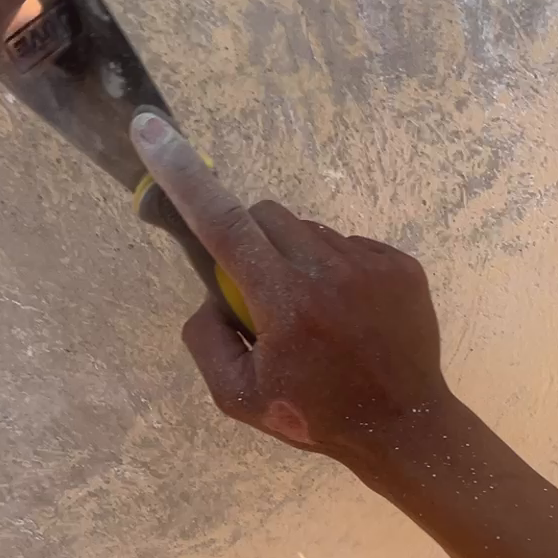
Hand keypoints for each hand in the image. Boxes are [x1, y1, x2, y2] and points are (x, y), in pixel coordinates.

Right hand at [131, 110, 452, 465]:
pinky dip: (338, 268)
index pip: (224, 225)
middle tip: (263, 290)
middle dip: (251, 239)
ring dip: (296, 258)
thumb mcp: (239, 398)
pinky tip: (350, 313)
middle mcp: (330, 271)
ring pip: (312, 232)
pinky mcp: (403, 267)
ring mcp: (373, 265)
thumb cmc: (317, 416)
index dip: (184, 177)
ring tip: (316, 313)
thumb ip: (206, 340)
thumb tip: (209, 296)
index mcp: (285, 304)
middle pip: (267, 215)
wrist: (404, 427)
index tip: (153, 130)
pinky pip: (353, 246)